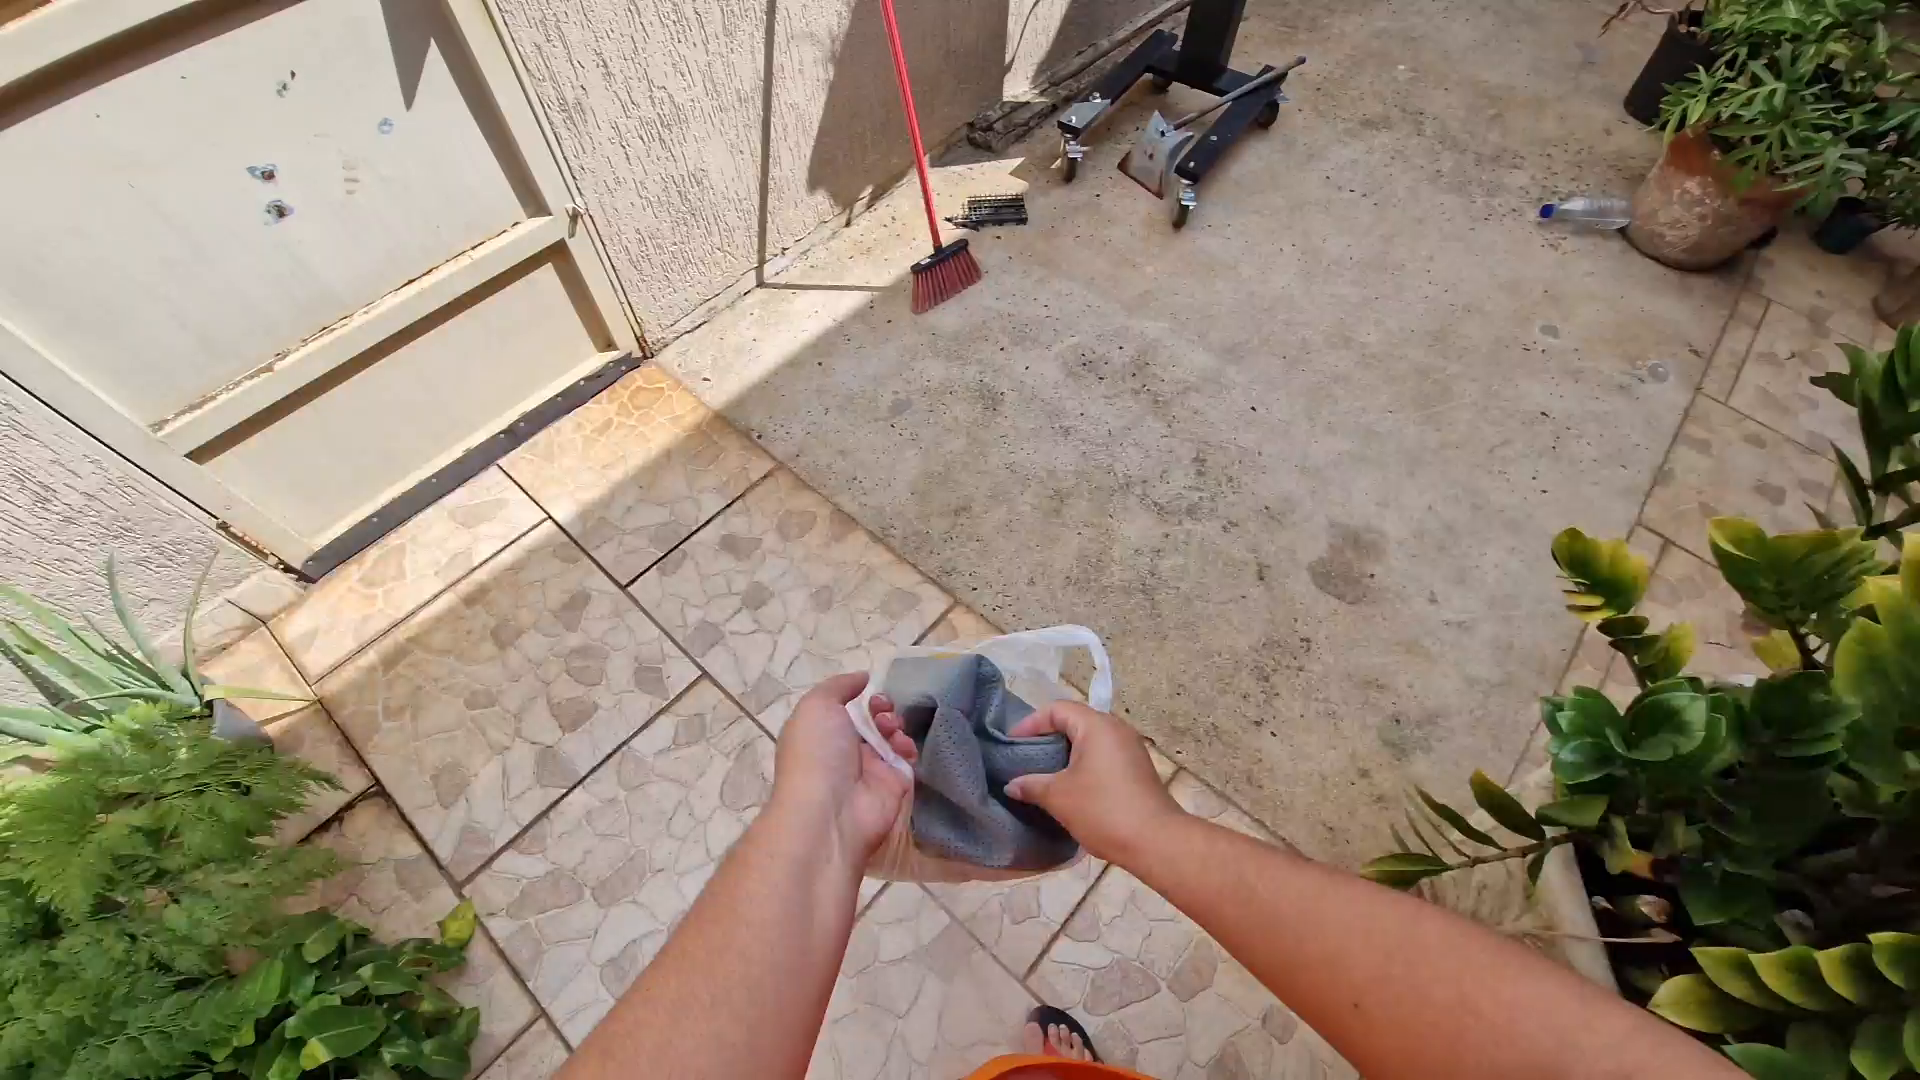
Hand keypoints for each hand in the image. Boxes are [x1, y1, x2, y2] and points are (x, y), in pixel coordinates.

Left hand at [769, 673, 916, 875]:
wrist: (830, 813)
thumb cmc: (816, 753)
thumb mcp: (816, 706)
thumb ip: (839, 686)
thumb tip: (863, 677)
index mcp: (822, 733)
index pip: (846, 710)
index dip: (861, 697)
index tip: (870, 693)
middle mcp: (845, 751)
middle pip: (872, 720)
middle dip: (882, 708)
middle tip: (882, 711)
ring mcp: (870, 769)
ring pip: (891, 736)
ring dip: (894, 724)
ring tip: (890, 728)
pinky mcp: (894, 785)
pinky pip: (908, 758)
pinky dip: (908, 747)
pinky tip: (902, 746)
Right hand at [1004, 700, 1184, 865]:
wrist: (1156, 842)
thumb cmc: (1103, 810)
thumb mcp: (1058, 797)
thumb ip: (1031, 785)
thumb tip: (1012, 784)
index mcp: (1096, 725)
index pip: (1057, 709)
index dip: (1031, 723)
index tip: (1012, 743)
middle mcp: (1116, 728)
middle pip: (1074, 721)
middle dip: (1047, 737)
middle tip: (1026, 756)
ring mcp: (1130, 748)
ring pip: (1089, 740)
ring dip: (1066, 753)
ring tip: (1044, 773)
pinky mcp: (1137, 768)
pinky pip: (1103, 755)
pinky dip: (1083, 764)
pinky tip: (1071, 786)